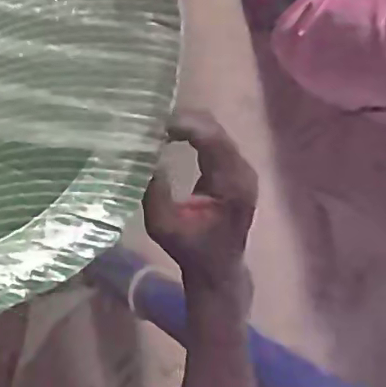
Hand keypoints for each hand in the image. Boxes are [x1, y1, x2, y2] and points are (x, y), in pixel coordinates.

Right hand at [142, 110, 257, 317]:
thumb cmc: (190, 248)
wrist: (218, 267)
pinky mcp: (233, 167)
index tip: (151, 122)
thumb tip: (143, 156)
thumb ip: (153, 190)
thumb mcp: (162, 225)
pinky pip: (212, 138)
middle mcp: (242, 169)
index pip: (211, 138)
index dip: (182, 124)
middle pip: (213, 127)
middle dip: (180, 119)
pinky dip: (189, 131)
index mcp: (231, 183)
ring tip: (153, 127)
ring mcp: (240, 167)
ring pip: (212, 128)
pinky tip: (167, 136)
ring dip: (184, 124)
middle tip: (147, 121)